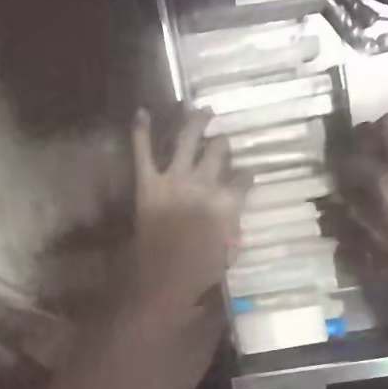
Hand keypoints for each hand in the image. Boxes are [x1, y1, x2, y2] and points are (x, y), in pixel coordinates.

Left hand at [129, 107, 240, 312]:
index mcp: (227, 200)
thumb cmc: (203, 270)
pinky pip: (143, 152)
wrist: (164, 279)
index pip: (243, 177)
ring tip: (201, 109)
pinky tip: (141, 112)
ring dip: (195, 120)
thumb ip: (234, 220)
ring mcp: (174, 179)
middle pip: (218, 151)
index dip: (246, 174)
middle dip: (223, 142)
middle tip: (222, 138)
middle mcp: (204, 182)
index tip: (246, 173)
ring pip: (187, 139)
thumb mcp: (231, 247)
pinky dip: (141, 131)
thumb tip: (232, 207)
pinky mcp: (148, 183)